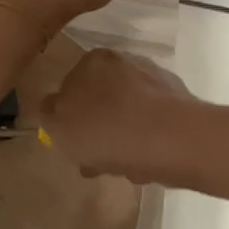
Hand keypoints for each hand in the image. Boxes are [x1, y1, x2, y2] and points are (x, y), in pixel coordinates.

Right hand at [40, 48, 201, 183]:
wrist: (172, 141)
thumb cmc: (106, 131)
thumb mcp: (58, 126)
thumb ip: (49, 115)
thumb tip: (52, 109)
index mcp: (93, 60)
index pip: (70, 86)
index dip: (68, 117)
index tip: (72, 143)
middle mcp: (126, 62)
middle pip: (102, 100)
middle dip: (98, 128)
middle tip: (95, 159)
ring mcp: (156, 81)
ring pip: (128, 114)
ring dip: (122, 137)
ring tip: (121, 167)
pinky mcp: (180, 104)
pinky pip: (152, 125)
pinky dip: (145, 142)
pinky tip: (144, 163)